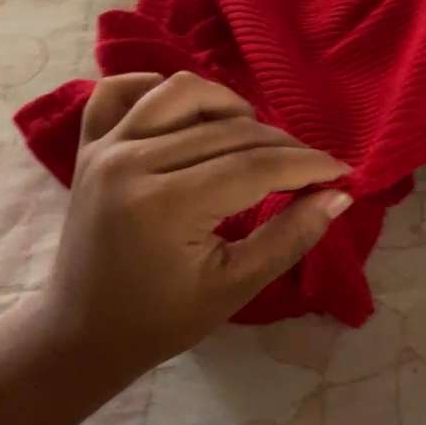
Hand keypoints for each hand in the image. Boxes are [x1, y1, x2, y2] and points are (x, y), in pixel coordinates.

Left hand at [37, 73, 350, 368]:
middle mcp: (131, 161)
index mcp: (165, 204)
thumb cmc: (160, 320)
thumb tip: (340, 195)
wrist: (81, 334)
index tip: (344, 173)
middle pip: (230, 130)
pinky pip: (120, 91)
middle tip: (314, 172)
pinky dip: (157, 89)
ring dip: (230, 107)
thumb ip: (291, 237)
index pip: (256, 165)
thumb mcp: (235, 288)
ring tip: (255, 140)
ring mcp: (104, 148)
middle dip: (285, 146)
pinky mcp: (88, 147)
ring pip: (182, 93)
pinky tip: (188, 115)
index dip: (309, 165)